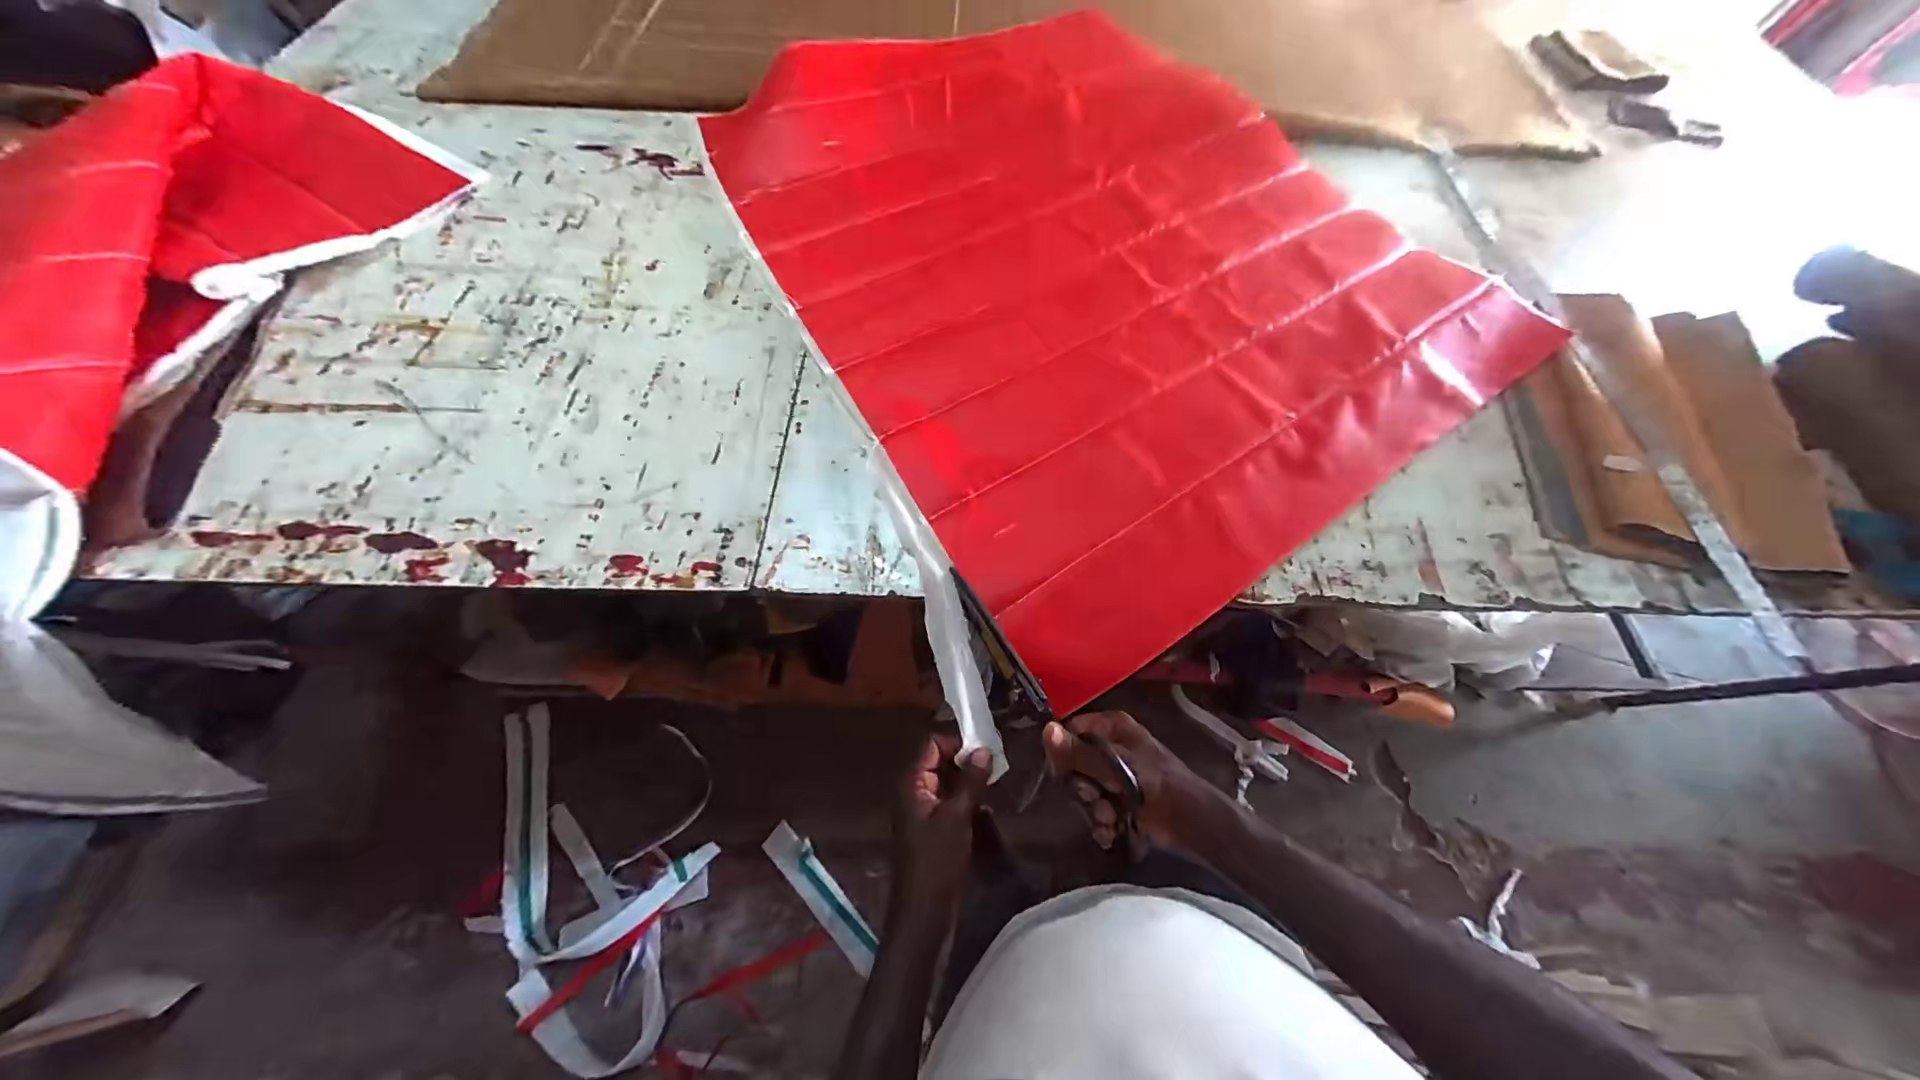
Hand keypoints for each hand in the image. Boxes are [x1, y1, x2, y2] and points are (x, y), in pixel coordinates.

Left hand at [893, 733, 992, 910]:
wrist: (924, 915)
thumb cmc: (936, 863)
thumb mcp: (957, 818)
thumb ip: (970, 781)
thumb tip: (984, 749)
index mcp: (911, 784)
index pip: (932, 745)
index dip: (957, 742)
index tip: (987, 747)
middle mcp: (914, 792)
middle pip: (939, 762)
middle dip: (967, 761)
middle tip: (998, 764)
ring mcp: (923, 812)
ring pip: (947, 784)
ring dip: (969, 782)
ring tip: (996, 782)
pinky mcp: (933, 830)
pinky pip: (950, 804)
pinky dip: (967, 802)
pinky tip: (987, 808)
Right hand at [1043, 710, 1232, 852]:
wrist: (1190, 822)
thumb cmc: (1156, 782)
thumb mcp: (1114, 764)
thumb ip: (1078, 751)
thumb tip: (1046, 730)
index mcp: (1112, 727)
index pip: (1071, 732)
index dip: (1064, 752)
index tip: (1065, 770)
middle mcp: (1110, 747)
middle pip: (1075, 765)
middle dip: (1082, 788)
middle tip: (1094, 797)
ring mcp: (1115, 775)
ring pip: (1084, 790)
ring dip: (1093, 809)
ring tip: (1109, 819)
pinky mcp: (1119, 801)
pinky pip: (1096, 809)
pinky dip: (1102, 823)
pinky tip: (1111, 832)